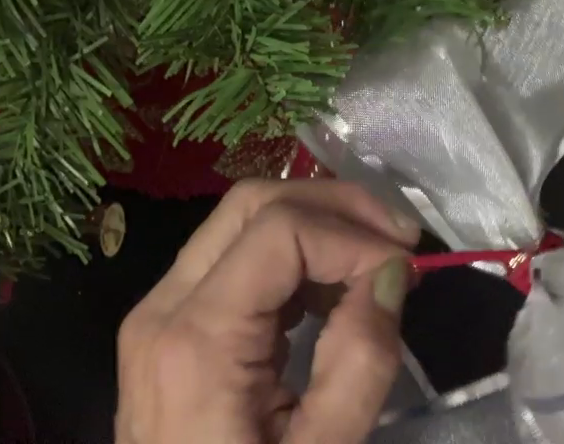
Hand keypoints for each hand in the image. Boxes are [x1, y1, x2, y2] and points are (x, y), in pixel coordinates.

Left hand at [116, 180, 419, 443]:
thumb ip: (360, 359)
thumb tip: (390, 271)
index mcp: (194, 340)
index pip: (281, 230)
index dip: (352, 236)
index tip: (406, 271)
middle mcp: (162, 306)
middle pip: (253, 203)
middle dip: (334, 205)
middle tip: (398, 236)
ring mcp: (157, 312)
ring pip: (241, 220)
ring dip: (314, 222)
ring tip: (374, 259)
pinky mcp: (167, 326)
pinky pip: (233, 255)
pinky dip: (291, 253)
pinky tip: (331, 286)